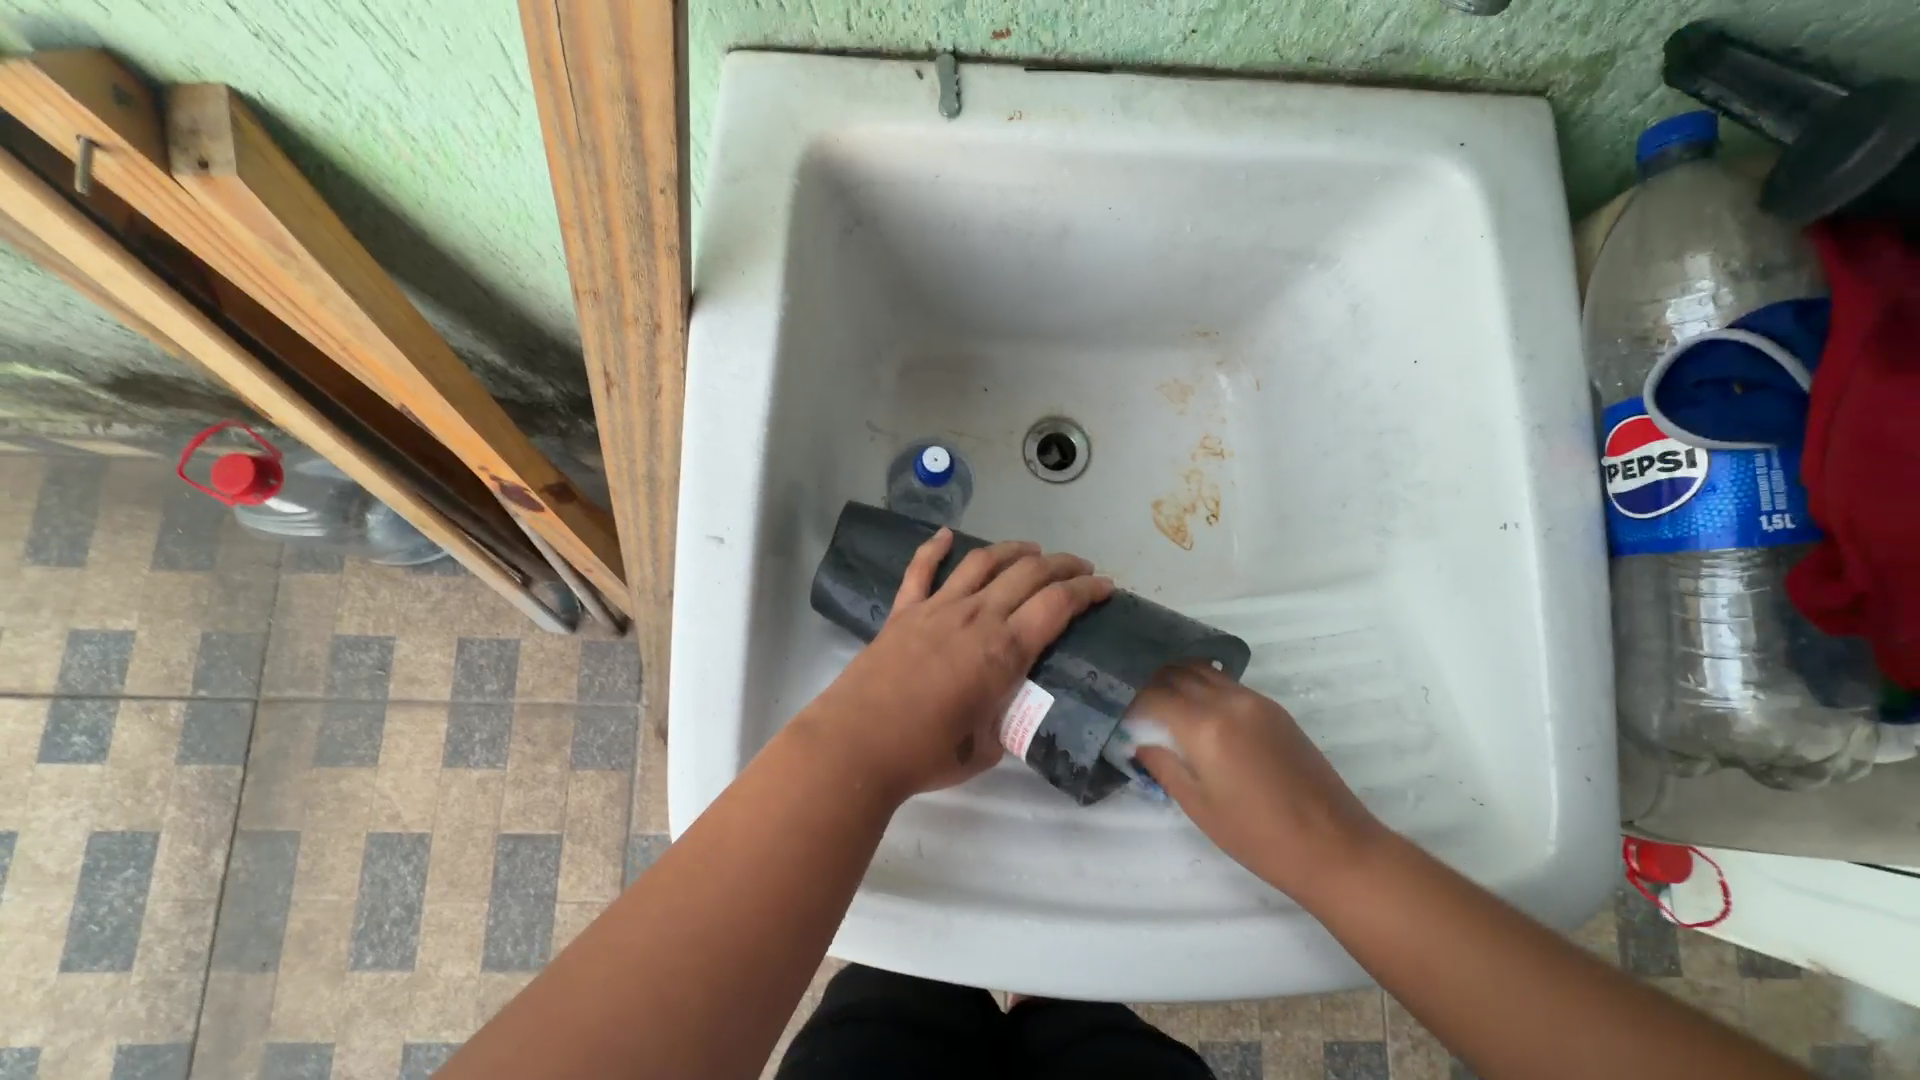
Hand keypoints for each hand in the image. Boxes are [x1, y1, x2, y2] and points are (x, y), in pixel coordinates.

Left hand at [794, 528, 1114, 802]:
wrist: (857, 745)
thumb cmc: (926, 754)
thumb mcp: (987, 747)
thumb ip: (1005, 719)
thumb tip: (1008, 706)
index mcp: (1004, 651)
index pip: (1058, 605)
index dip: (1088, 590)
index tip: (1105, 586)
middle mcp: (976, 618)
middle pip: (1028, 574)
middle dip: (1062, 565)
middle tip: (1080, 568)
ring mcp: (936, 609)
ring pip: (982, 562)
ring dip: (1013, 550)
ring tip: (1033, 550)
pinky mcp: (903, 613)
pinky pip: (921, 570)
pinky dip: (934, 548)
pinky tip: (946, 535)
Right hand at [1132, 662, 1387, 900]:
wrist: (1334, 845)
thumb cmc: (1258, 836)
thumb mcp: (1199, 806)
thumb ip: (1164, 765)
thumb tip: (1139, 741)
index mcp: (1206, 727)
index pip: (1153, 694)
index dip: (1129, 699)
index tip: (1113, 710)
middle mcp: (1230, 702)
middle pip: (1177, 672)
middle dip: (1149, 682)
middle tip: (1130, 702)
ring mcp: (1256, 701)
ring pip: (1203, 672)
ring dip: (1177, 680)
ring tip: (1158, 703)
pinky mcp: (1274, 709)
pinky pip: (1227, 684)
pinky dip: (1203, 686)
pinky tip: (1194, 711)